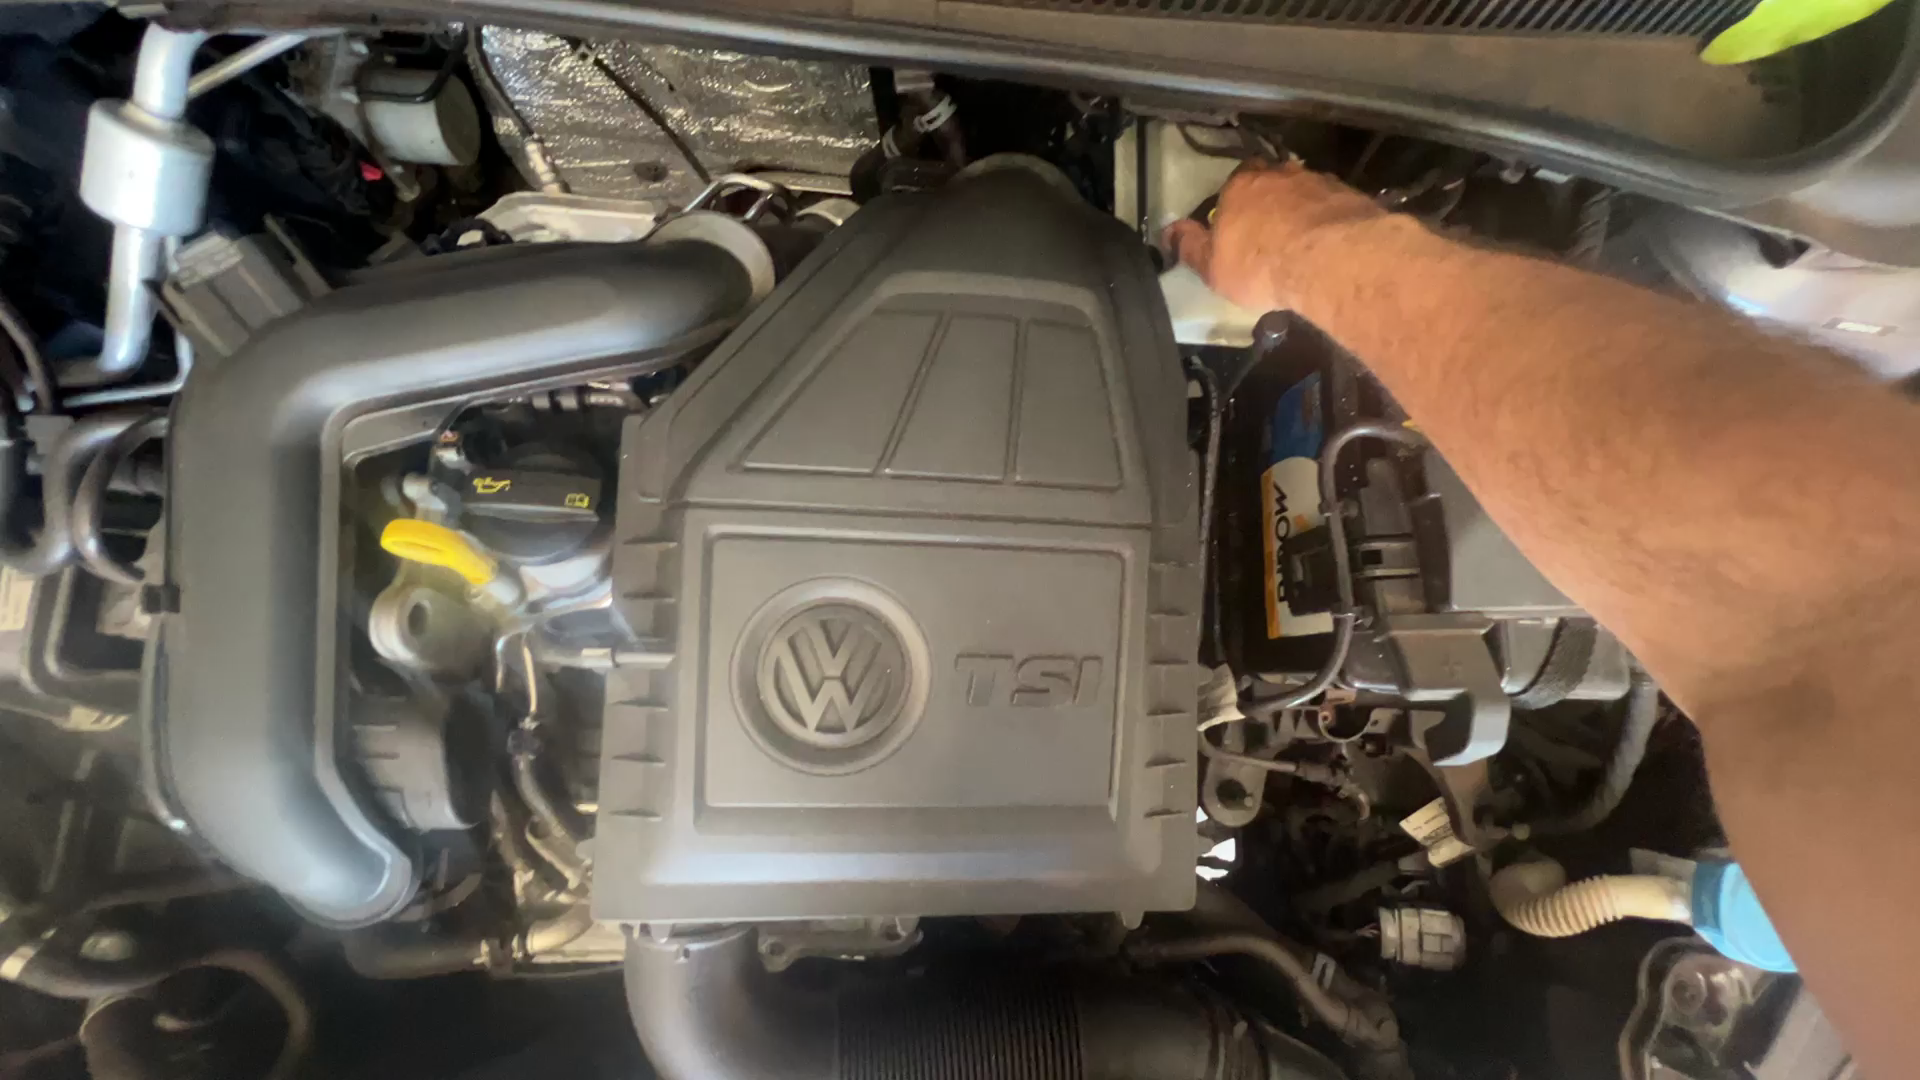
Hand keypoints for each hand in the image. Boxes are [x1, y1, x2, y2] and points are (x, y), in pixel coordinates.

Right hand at [1163, 159, 1388, 313]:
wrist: (1328, 260)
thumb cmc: (1258, 265)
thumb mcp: (1211, 267)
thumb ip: (1189, 246)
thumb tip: (1169, 230)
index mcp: (1240, 187)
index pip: (1231, 184)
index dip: (1232, 204)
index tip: (1233, 226)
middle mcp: (1278, 174)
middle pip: (1268, 180)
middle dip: (1266, 200)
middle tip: (1265, 230)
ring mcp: (1316, 181)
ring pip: (1301, 190)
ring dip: (1297, 208)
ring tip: (1297, 240)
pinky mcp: (1347, 195)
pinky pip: (1329, 204)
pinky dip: (1323, 218)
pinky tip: (1323, 243)